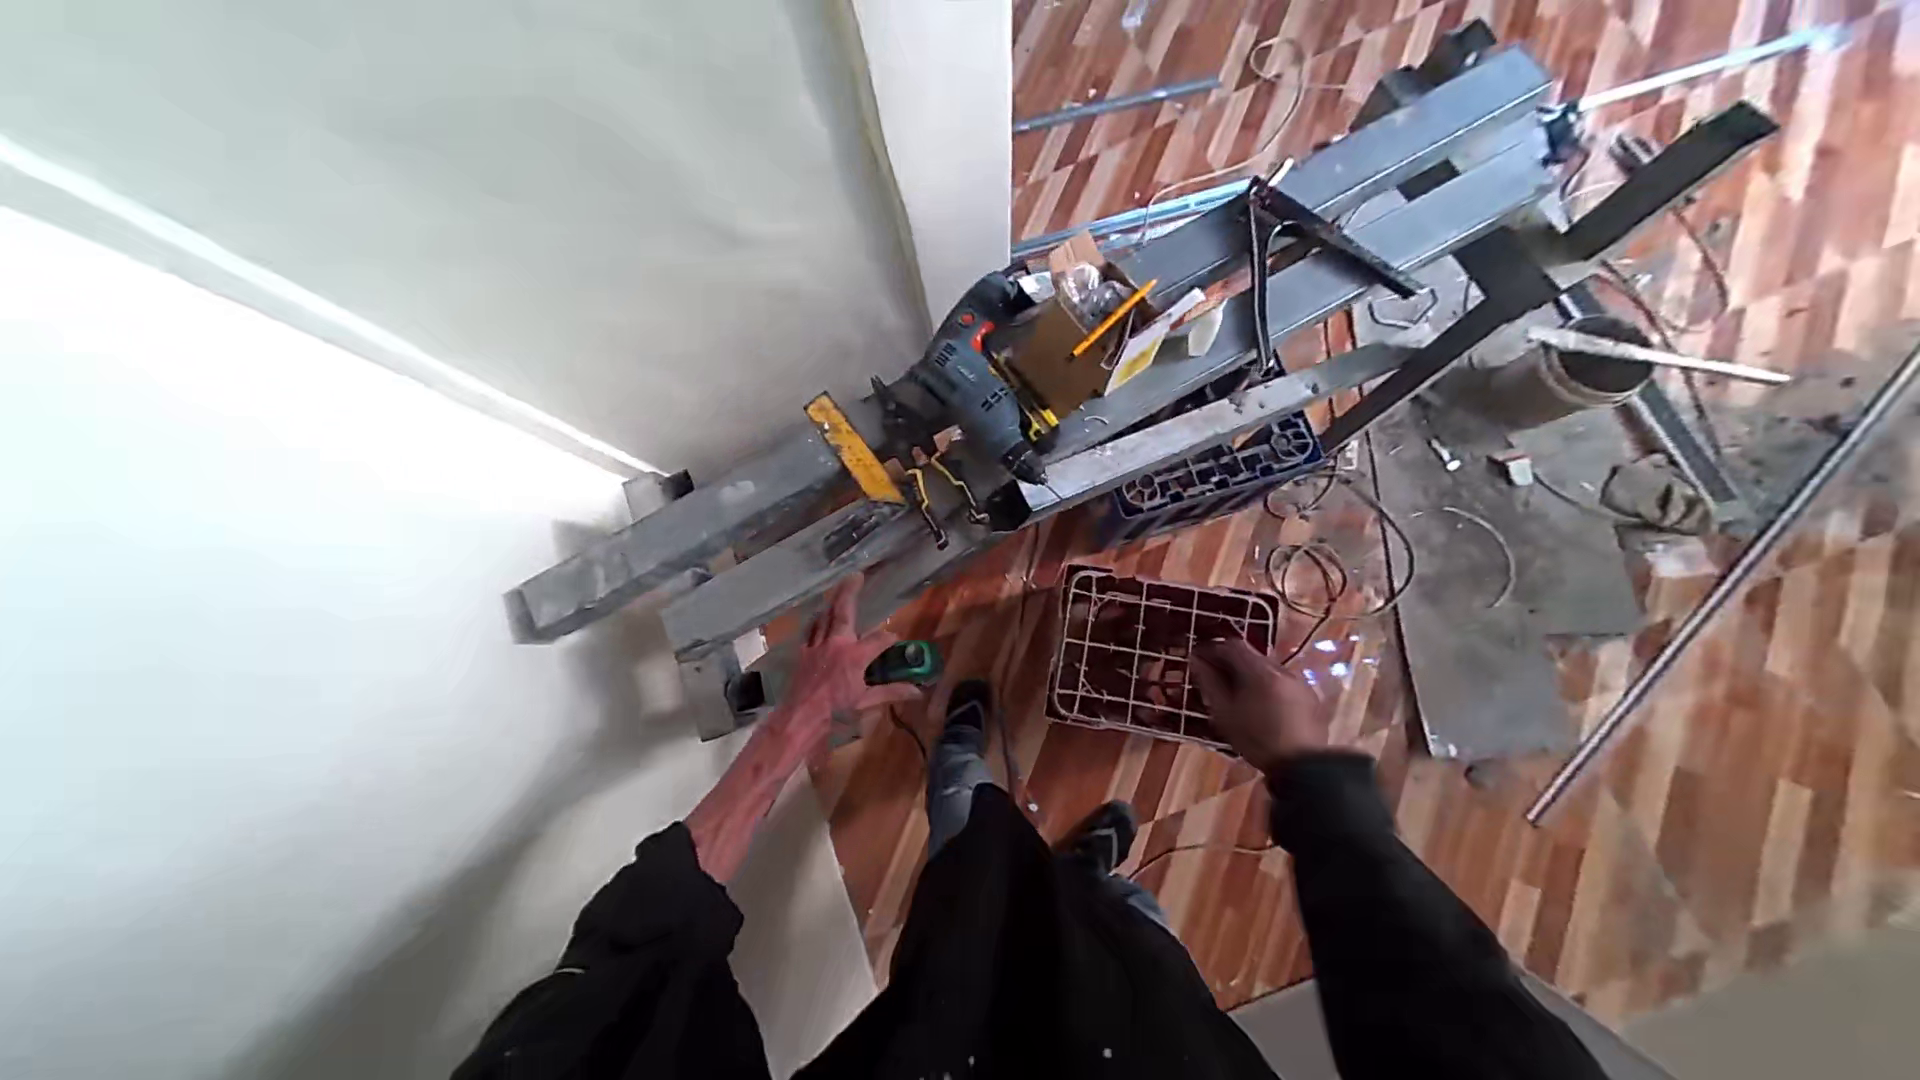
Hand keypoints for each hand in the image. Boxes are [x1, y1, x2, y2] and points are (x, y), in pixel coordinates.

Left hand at [776, 573, 921, 741]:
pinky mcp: (803, 653)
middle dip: (850, 591)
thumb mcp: (866, 703)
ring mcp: (817, 646)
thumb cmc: (835, 712)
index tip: (895, 640)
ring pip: (825, 616)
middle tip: (856, 575)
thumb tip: (917, 692)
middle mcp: (837, 644)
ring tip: (840, 589)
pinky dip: (816, 621)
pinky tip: (819, 616)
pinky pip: (810, 630)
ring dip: (833, 602)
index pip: (880, 639)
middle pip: (844, 611)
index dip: (890, 638)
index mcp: (855, 656)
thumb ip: (891, 692)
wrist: (800, 717)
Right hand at [1191, 637, 1327, 771]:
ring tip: (1236, 692)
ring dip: (1249, 673)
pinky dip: (1266, 684)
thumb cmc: (1257, 741)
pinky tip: (1260, 704)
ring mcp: (1300, 682)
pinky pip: (1281, 681)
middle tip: (1213, 676)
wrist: (1304, 768)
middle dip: (1230, 661)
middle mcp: (1283, 670)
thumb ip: (1209, 682)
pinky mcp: (1310, 696)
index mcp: (1260, 672)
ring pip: (1267, 667)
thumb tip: (1196, 659)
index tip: (1198, 658)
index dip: (1212, 648)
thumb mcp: (1224, 713)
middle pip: (1251, 655)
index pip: (1232, 645)